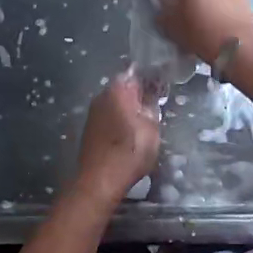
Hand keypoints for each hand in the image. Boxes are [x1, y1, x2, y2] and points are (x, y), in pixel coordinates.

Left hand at [74, 71, 160, 202]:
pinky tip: (129, 129)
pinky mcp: (90, 126)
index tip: (162, 84)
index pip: (135, 73)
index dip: (150, 77)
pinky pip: (108, 114)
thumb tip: (151, 92)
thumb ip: (152, 105)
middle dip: (139, 92)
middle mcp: (102, 95)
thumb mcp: (151, 128)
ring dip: (129, 106)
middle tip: (157, 102)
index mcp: (118, 90)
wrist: (99, 179)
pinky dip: (119, 117)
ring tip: (145, 118)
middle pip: (123, 86)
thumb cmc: (130, 152)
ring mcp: (93, 111)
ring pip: (115, 101)